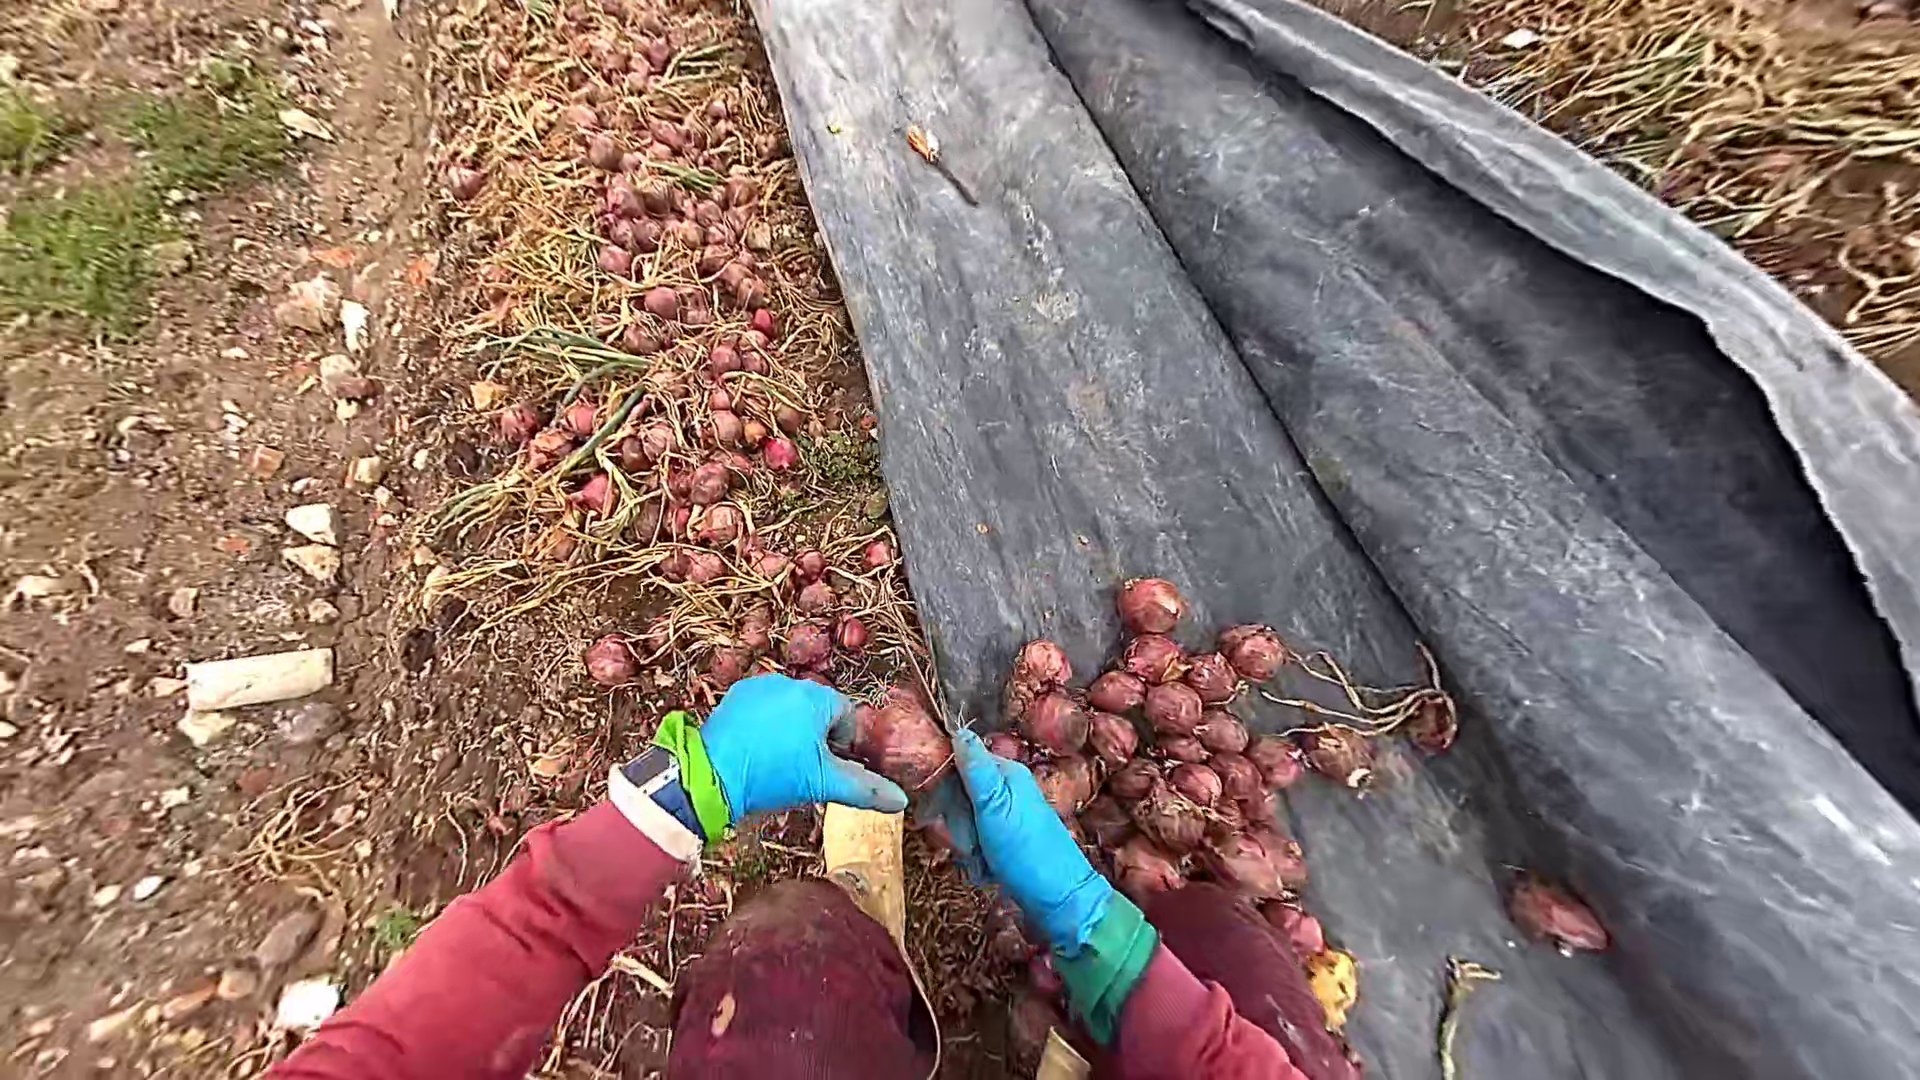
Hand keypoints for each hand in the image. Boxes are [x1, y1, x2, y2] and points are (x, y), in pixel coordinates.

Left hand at [702, 674, 908, 822]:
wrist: (711, 777)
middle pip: (820, 710)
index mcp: (818, 698)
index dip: (841, 745)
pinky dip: (767, 721)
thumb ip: (865, 789)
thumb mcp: (823, 784)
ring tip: (778, 759)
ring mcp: (763, 685)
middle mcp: (792, 683)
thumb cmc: (773, 776)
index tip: (826, 767)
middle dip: (817, 736)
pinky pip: (766, 704)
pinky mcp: (740, 693)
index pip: (846, 716)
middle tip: (802, 767)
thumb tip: (901, 800)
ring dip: (793, 728)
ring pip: (793, 707)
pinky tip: (758, 747)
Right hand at [950, 729, 1112, 951]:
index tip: (939, 812)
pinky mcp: (1007, 840)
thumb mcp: (994, 806)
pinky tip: (986, 872)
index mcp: (1006, 773)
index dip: (946, 787)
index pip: (960, 762)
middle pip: (960, 795)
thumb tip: (958, 729)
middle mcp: (1007, 789)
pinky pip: (978, 843)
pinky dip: (978, 859)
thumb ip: (975, 768)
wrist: (1061, 901)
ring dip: (967, 846)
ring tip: (981, 862)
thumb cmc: (1026, 851)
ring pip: (966, 822)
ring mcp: (1007, 815)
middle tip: (969, 844)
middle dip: (957, 824)